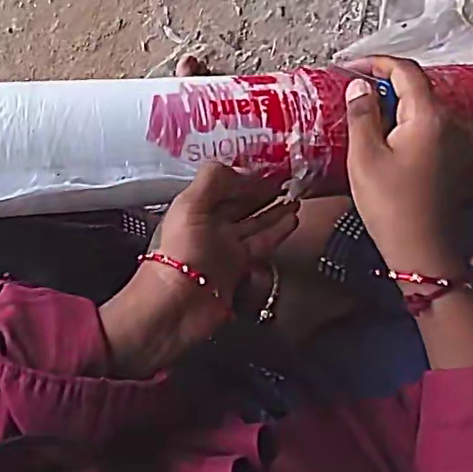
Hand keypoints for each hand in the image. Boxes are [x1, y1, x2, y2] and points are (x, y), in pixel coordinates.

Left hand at [100, 163, 298, 375]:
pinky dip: (278, 231)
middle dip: (263, 191)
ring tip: (295, 196)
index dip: (245, 175)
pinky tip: (292, 219)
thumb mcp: (191, 206)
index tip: (268, 164)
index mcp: (195, 208)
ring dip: (275, 210)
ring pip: (256, 223)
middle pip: (241, 203)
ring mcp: (226, 248)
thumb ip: (213, 181)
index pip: (223, 185)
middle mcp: (211, 226)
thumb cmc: (180, 254)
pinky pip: (262, 244)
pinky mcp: (240, 268)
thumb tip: (242, 170)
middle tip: (287, 178)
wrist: (178, 307)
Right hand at [342, 56, 472, 274]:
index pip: (406, 70)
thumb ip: (362, 115)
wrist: (423, 248)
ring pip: (421, 107)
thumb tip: (360, 86)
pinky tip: (382, 136)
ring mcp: (454, 141)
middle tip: (350, 89)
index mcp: (428, 117)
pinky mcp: (451, 158)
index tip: (349, 68)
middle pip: (416, 86)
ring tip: (361, 112)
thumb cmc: (391, 205)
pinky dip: (402, 121)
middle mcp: (448, 122)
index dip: (376, 62)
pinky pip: (426, 126)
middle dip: (383, 81)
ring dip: (392, 102)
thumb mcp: (365, 157)